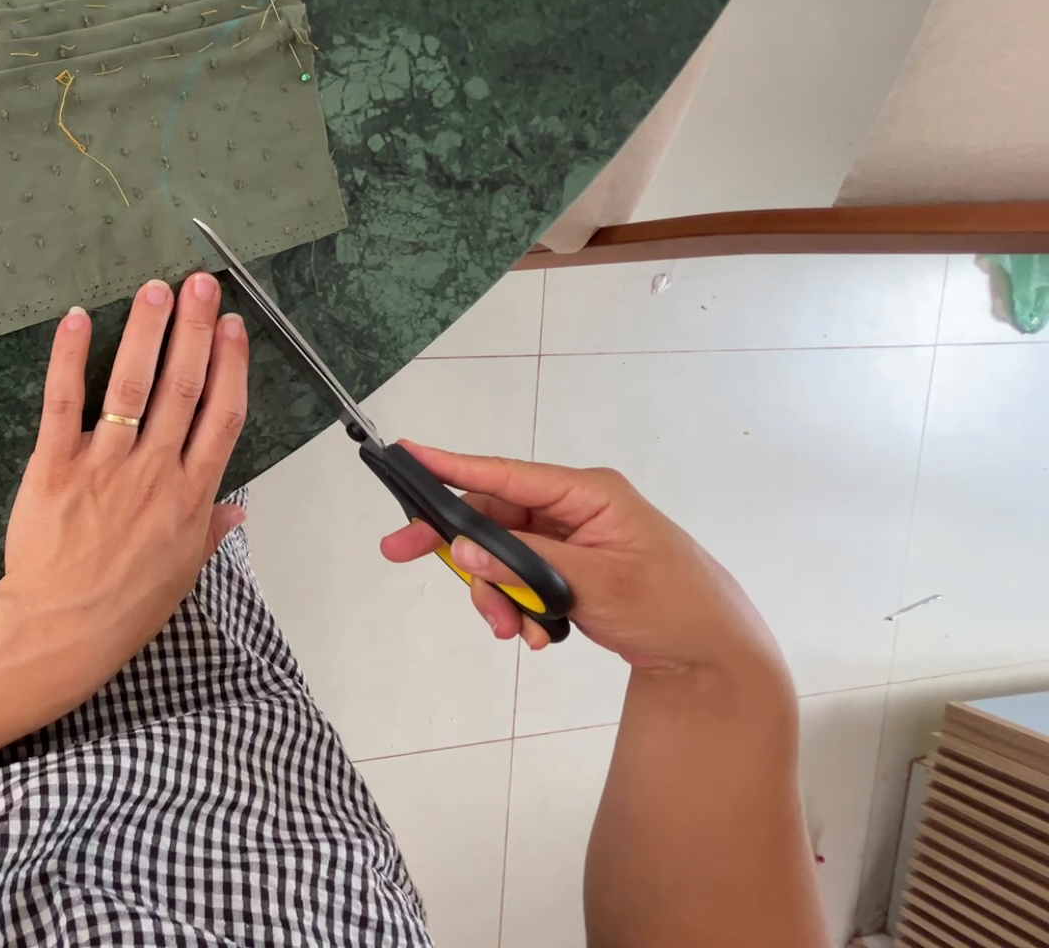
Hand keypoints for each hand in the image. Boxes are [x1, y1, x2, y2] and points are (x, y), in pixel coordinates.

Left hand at [0, 274, 248, 699]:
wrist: (61, 630)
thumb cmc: (124, 608)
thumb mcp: (183, 576)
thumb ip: (211, 532)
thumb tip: (239, 508)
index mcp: (192, 496)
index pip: (222, 416)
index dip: (231, 364)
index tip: (233, 327)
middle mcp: (156, 471)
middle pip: (183, 387)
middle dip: (194, 329)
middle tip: (200, 283)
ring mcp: (106, 465)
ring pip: (132, 385)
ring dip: (146, 332)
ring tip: (156, 289)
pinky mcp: (57, 465)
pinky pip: (65, 403)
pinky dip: (69, 359)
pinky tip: (77, 321)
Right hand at [379, 444, 783, 676]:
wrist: (714, 661)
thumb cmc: (673, 608)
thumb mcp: (595, 583)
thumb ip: (524, 563)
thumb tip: (462, 549)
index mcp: (586, 493)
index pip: (504, 473)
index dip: (450, 464)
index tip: (406, 454)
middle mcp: (568, 508)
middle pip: (490, 517)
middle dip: (462, 551)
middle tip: (400, 553)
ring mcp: (563, 538)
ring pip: (497, 553)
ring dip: (493, 592)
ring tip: (510, 629)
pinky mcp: (561, 566)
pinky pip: (514, 577)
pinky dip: (513, 605)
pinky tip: (533, 633)